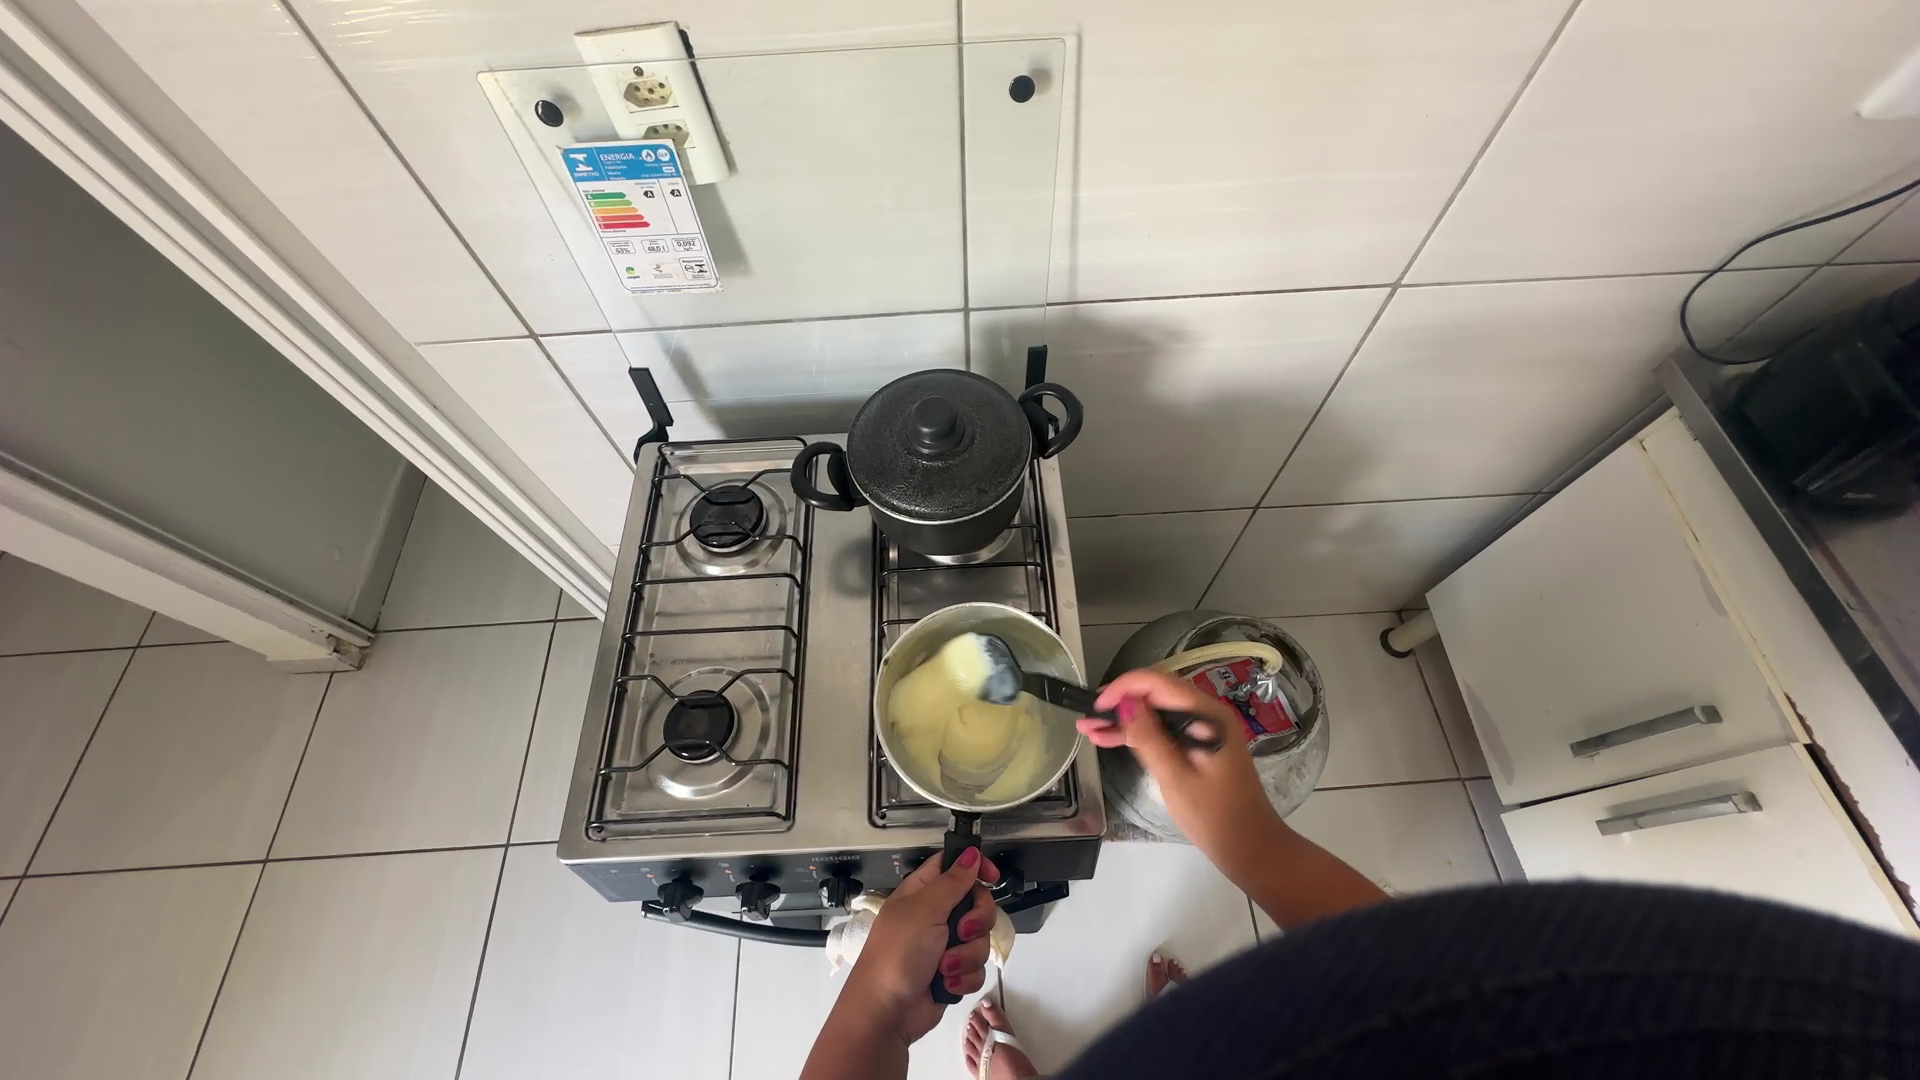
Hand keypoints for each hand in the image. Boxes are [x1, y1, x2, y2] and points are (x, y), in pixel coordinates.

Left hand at [842, 846, 1001, 1044]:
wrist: (886, 1013)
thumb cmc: (897, 953)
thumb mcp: (924, 910)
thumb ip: (952, 881)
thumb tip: (971, 853)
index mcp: (923, 891)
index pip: (954, 865)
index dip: (975, 866)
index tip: (992, 876)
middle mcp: (936, 914)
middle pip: (977, 903)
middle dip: (976, 921)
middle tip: (961, 931)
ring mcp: (945, 944)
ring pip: (980, 938)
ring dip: (966, 956)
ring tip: (944, 968)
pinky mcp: (953, 972)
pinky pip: (977, 967)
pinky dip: (964, 977)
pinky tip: (946, 984)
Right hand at [1078, 670, 1286, 877]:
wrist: (1250, 847)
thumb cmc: (1214, 815)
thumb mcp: (1175, 777)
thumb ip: (1148, 737)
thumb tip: (1124, 703)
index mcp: (1206, 715)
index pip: (1158, 683)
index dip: (1123, 688)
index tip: (1097, 706)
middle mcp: (1206, 713)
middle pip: (1156, 694)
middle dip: (1120, 703)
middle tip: (1087, 717)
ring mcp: (1202, 728)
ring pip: (1156, 712)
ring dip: (1124, 720)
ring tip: (1089, 729)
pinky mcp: (1197, 744)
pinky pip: (1163, 729)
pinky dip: (1139, 734)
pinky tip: (1110, 739)